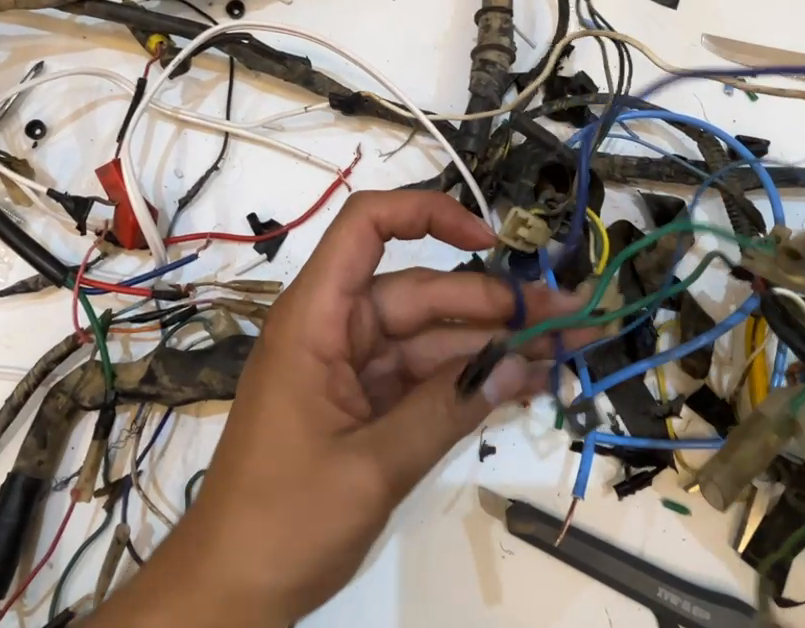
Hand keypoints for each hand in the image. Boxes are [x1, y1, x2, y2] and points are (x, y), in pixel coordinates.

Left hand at [85, 191, 594, 626]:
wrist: (232, 589)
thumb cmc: (284, 519)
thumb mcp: (373, 464)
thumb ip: (448, 410)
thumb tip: (522, 362)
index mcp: (315, 318)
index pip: (366, 227)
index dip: (427, 214)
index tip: (490, 239)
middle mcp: (335, 330)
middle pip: (421, 292)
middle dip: (496, 303)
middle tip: (573, 315)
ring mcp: (352, 369)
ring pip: (432, 337)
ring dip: (495, 344)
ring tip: (569, 351)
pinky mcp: (365, 405)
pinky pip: (425, 378)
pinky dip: (470, 381)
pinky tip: (526, 383)